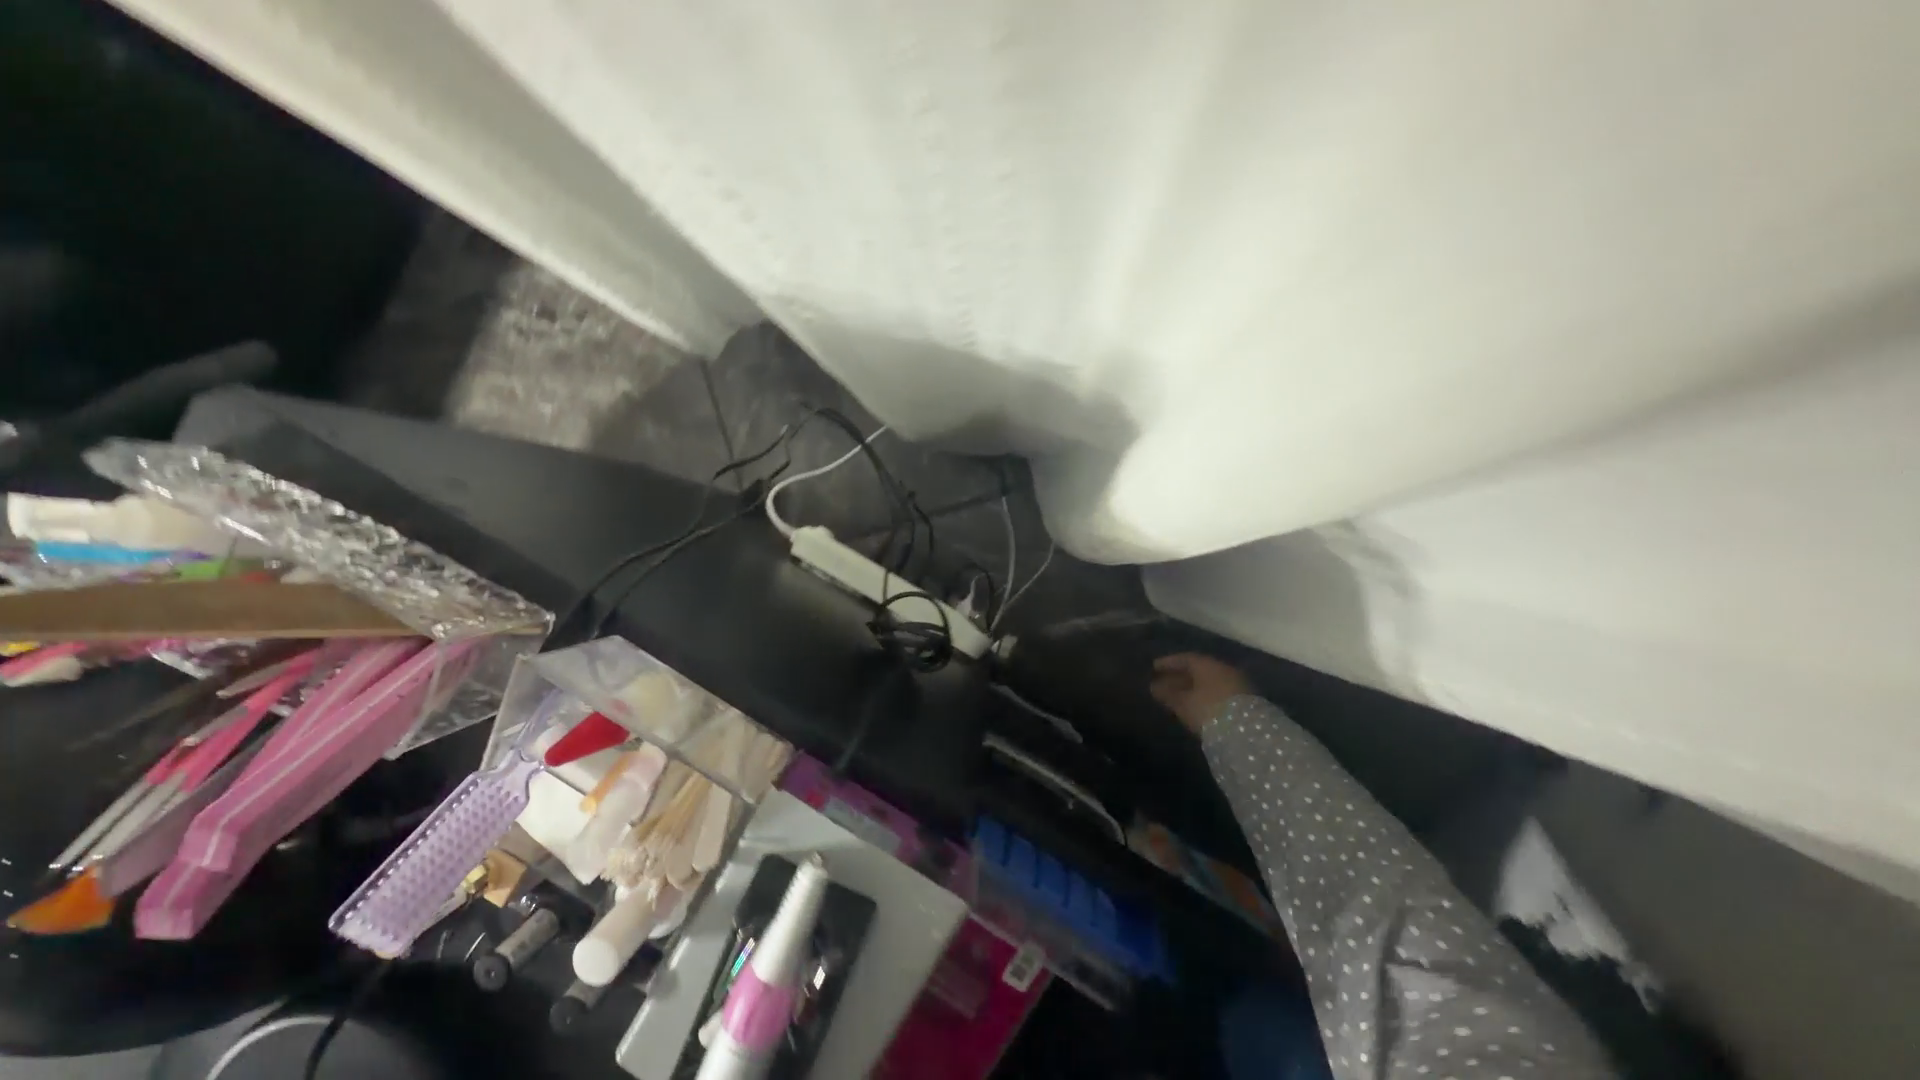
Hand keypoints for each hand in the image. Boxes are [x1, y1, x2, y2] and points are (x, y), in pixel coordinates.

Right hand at [1150, 653, 1252, 733]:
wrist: (1246, 732)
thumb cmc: (1208, 711)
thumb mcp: (1183, 703)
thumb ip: (1167, 693)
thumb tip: (1153, 686)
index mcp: (1208, 665)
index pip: (1186, 658)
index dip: (1169, 663)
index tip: (1154, 667)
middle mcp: (1224, 669)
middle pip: (1199, 669)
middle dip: (1180, 676)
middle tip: (1164, 683)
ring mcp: (1237, 684)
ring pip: (1210, 682)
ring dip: (1193, 687)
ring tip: (1177, 696)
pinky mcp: (1245, 700)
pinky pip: (1219, 691)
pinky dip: (1205, 695)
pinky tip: (1197, 705)